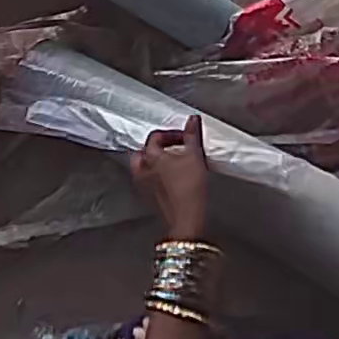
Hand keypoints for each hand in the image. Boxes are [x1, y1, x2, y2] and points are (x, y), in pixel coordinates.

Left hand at [131, 114, 208, 239]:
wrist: (187, 218)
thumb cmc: (189, 188)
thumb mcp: (195, 155)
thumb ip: (192, 135)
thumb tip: (192, 120)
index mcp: (151, 156)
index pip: (155, 136)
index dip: (171, 134)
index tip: (184, 137)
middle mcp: (143, 169)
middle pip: (144, 151)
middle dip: (158, 147)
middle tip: (172, 147)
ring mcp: (144, 185)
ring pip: (143, 166)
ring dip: (155, 161)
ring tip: (170, 161)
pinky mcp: (150, 197)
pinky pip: (148, 180)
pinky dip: (155, 175)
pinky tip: (169, 178)